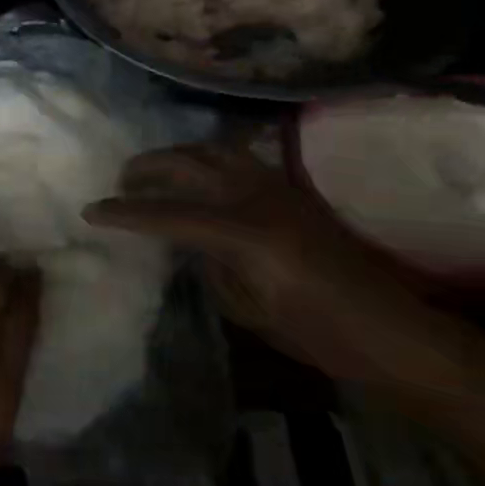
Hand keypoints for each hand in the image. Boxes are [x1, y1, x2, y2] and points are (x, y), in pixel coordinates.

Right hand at [85, 144, 484, 385]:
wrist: (392, 330)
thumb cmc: (321, 335)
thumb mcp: (252, 311)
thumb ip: (211, 267)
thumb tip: (188, 242)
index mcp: (247, 234)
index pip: (170, 215)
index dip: (127, 213)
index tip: (92, 210)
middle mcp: (259, 196)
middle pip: (189, 163)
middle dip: (148, 168)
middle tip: (121, 181)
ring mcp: (277, 185)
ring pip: (213, 149)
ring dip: (177, 155)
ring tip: (154, 172)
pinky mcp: (290, 187)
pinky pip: (236, 157)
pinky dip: (205, 158)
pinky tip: (197, 174)